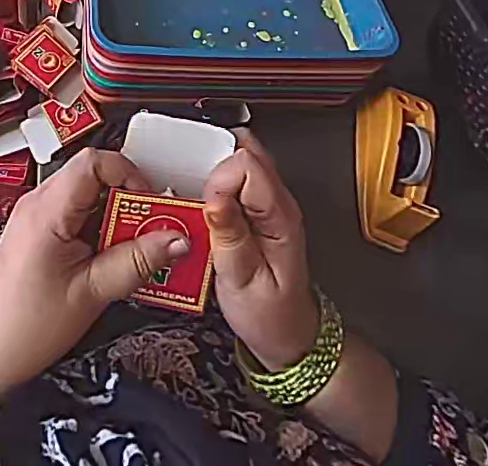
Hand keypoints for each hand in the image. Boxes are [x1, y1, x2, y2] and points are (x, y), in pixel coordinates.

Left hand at [0, 149, 190, 393]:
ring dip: (117, 215)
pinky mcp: (41, 228)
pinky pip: (80, 210)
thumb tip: (175, 240)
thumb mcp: (91, 295)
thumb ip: (136, 262)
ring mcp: (38, 213)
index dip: (130, 175)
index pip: (95, 161)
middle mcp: (40, 202)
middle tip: (150, 231)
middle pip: (96, 175)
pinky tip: (110, 257)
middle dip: (130, 200)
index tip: (150, 206)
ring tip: (131, 249)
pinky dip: (102, 226)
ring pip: (91, 193)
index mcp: (48, 210)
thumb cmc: (21, 327)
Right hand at [206, 131, 319, 368]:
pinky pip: (234, 176)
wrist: (289, 335)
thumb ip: (229, 238)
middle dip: (212, 167)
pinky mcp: (257, 205)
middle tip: (199, 204)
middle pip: (243, 151)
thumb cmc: (270, 315)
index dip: (218, 181)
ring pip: (238, 159)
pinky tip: (204, 208)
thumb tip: (214, 199)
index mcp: (279, 214)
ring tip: (199, 206)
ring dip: (211, 173)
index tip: (207, 210)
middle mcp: (277, 200)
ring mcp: (268, 201)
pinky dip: (214, 183)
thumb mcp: (242, 282)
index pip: (247, 165)